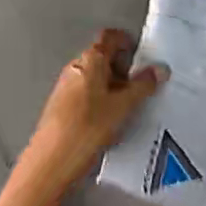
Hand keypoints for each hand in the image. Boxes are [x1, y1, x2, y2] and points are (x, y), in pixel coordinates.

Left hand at [22, 29, 167, 191]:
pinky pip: (85, 95)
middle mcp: (75, 68)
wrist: (48, 168)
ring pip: (94, 78)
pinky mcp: (58, 109)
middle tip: (138, 85)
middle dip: (122, 69)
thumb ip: (143, 86)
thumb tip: (158, 71)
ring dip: (111, 87)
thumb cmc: (86, 129)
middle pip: (103, 57)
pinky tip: (107, 123)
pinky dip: (99, 101)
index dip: (127, 42)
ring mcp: (64, 89)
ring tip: (125, 107)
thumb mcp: (124, 106)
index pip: (110, 37)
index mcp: (90, 59)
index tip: (141, 56)